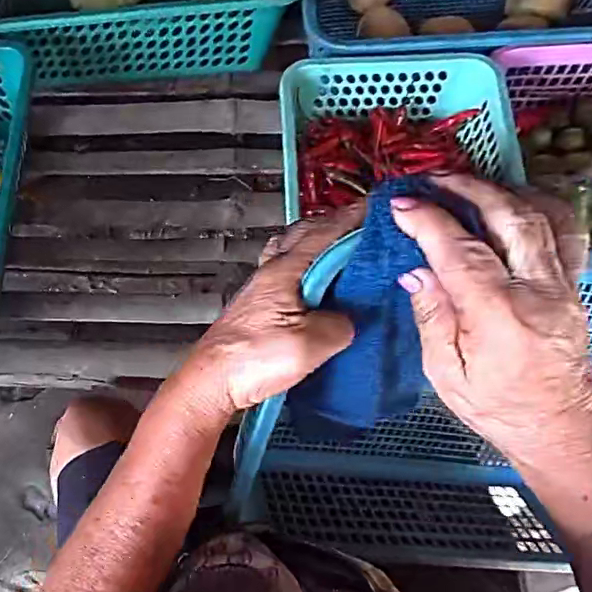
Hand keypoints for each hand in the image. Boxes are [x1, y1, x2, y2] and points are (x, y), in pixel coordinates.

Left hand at [177, 204, 364, 415]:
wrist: (211, 384)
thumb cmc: (250, 361)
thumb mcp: (312, 343)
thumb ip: (341, 324)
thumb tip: (349, 320)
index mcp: (282, 272)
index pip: (323, 233)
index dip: (354, 218)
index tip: (379, 208)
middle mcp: (268, 275)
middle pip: (303, 236)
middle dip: (335, 227)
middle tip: (366, 230)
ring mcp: (260, 292)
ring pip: (292, 256)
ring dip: (319, 251)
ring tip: (348, 260)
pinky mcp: (257, 311)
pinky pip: (287, 280)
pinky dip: (307, 275)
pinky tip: (321, 293)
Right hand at [389, 173, 591, 465]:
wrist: (559, 422)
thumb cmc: (493, 404)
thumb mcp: (445, 372)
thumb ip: (433, 317)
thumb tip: (416, 273)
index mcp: (500, 316)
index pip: (461, 253)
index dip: (430, 222)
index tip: (402, 205)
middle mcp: (539, 291)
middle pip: (510, 220)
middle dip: (469, 191)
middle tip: (434, 180)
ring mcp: (563, 284)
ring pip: (542, 217)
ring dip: (501, 192)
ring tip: (467, 183)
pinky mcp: (573, 283)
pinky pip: (564, 231)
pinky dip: (537, 206)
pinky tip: (512, 200)